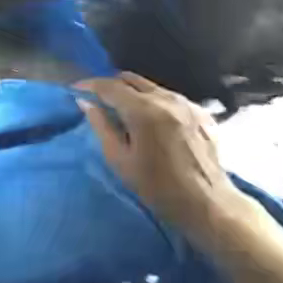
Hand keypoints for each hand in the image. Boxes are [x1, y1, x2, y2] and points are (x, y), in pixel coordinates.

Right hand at [74, 73, 255, 232]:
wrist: (206, 202)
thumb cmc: (156, 186)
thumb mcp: (119, 158)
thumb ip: (101, 125)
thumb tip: (86, 102)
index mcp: (144, 110)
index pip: (109, 86)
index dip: (89, 85)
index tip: (75, 89)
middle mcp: (167, 99)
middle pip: (131, 79)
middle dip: (110, 85)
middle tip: (97, 100)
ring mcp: (187, 104)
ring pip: (151, 86)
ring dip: (132, 93)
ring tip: (122, 110)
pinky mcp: (201, 113)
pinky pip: (170, 98)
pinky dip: (153, 102)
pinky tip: (150, 121)